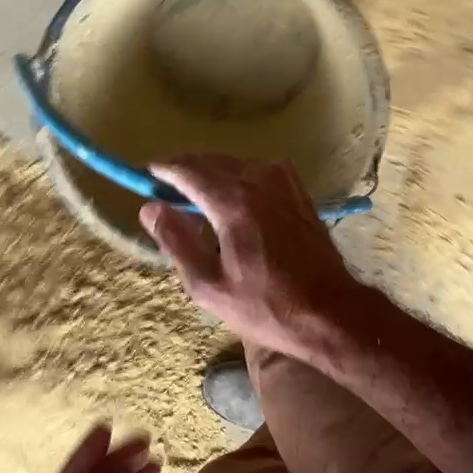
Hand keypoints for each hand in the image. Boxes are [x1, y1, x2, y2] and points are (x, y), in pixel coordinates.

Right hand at [139, 155, 369, 361]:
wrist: (328, 310)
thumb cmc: (265, 305)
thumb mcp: (209, 285)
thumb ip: (177, 241)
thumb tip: (150, 207)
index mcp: (234, 202)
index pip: (189, 170)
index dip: (164, 169)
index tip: (144, 174)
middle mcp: (260, 180)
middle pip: (212, 161)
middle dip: (186, 170)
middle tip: (166, 190)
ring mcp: (284, 182)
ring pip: (237, 163)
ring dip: (213, 173)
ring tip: (195, 197)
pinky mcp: (299, 191)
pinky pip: (260, 170)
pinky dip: (240, 176)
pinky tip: (235, 199)